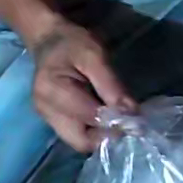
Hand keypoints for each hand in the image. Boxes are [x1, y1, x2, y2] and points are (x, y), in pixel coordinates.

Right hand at [29, 21, 134, 151]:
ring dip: (100, 135)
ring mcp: (46, 118)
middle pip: (81, 141)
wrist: (47, 40)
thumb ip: (111, 85)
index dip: (115, 123)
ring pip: (79, 142)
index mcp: (52, 90)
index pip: (90, 118)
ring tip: (116, 120)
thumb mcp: (94, 55)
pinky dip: (92, 131)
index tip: (136, 118)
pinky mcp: (51, 121)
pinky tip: (103, 118)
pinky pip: (75, 135)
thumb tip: (131, 113)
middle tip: (126, 123)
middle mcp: (46, 110)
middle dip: (106, 136)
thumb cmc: (71, 43)